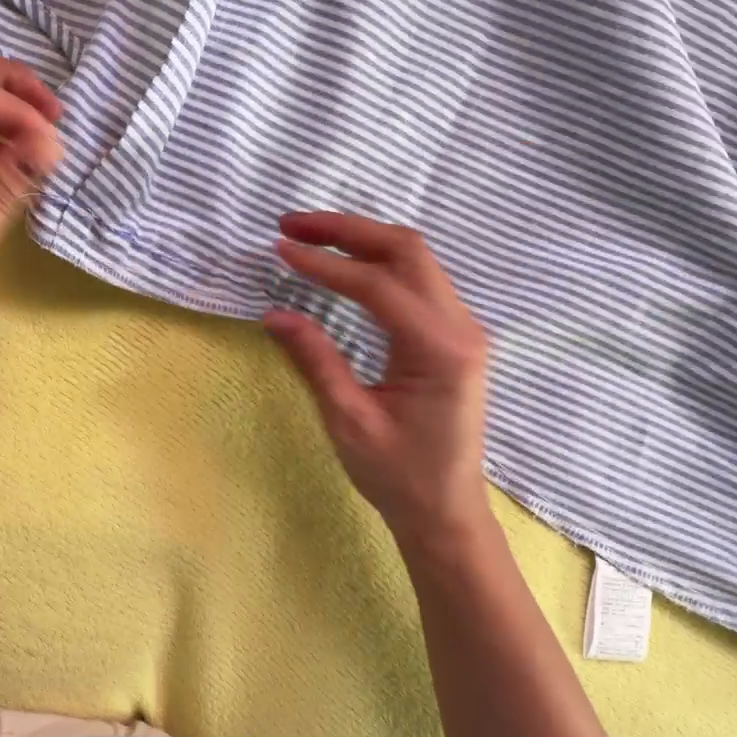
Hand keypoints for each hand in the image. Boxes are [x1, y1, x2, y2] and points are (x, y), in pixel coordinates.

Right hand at [265, 212, 493, 549]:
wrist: (446, 511)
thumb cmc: (398, 475)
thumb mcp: (349, 419)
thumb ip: (316, 359)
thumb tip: (275, 313)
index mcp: (439, 351)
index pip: (378, 285)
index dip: (326, 263)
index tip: (280, 250)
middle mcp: (460, 328)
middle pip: (406, 250)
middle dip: (346, 230)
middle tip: (291, 226)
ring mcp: (462, 328)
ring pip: (415, 258)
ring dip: (361, 239)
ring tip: (309, 236)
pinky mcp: (452, 335)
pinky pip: (417, 278)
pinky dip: (377, 260)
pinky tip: (344, 262)